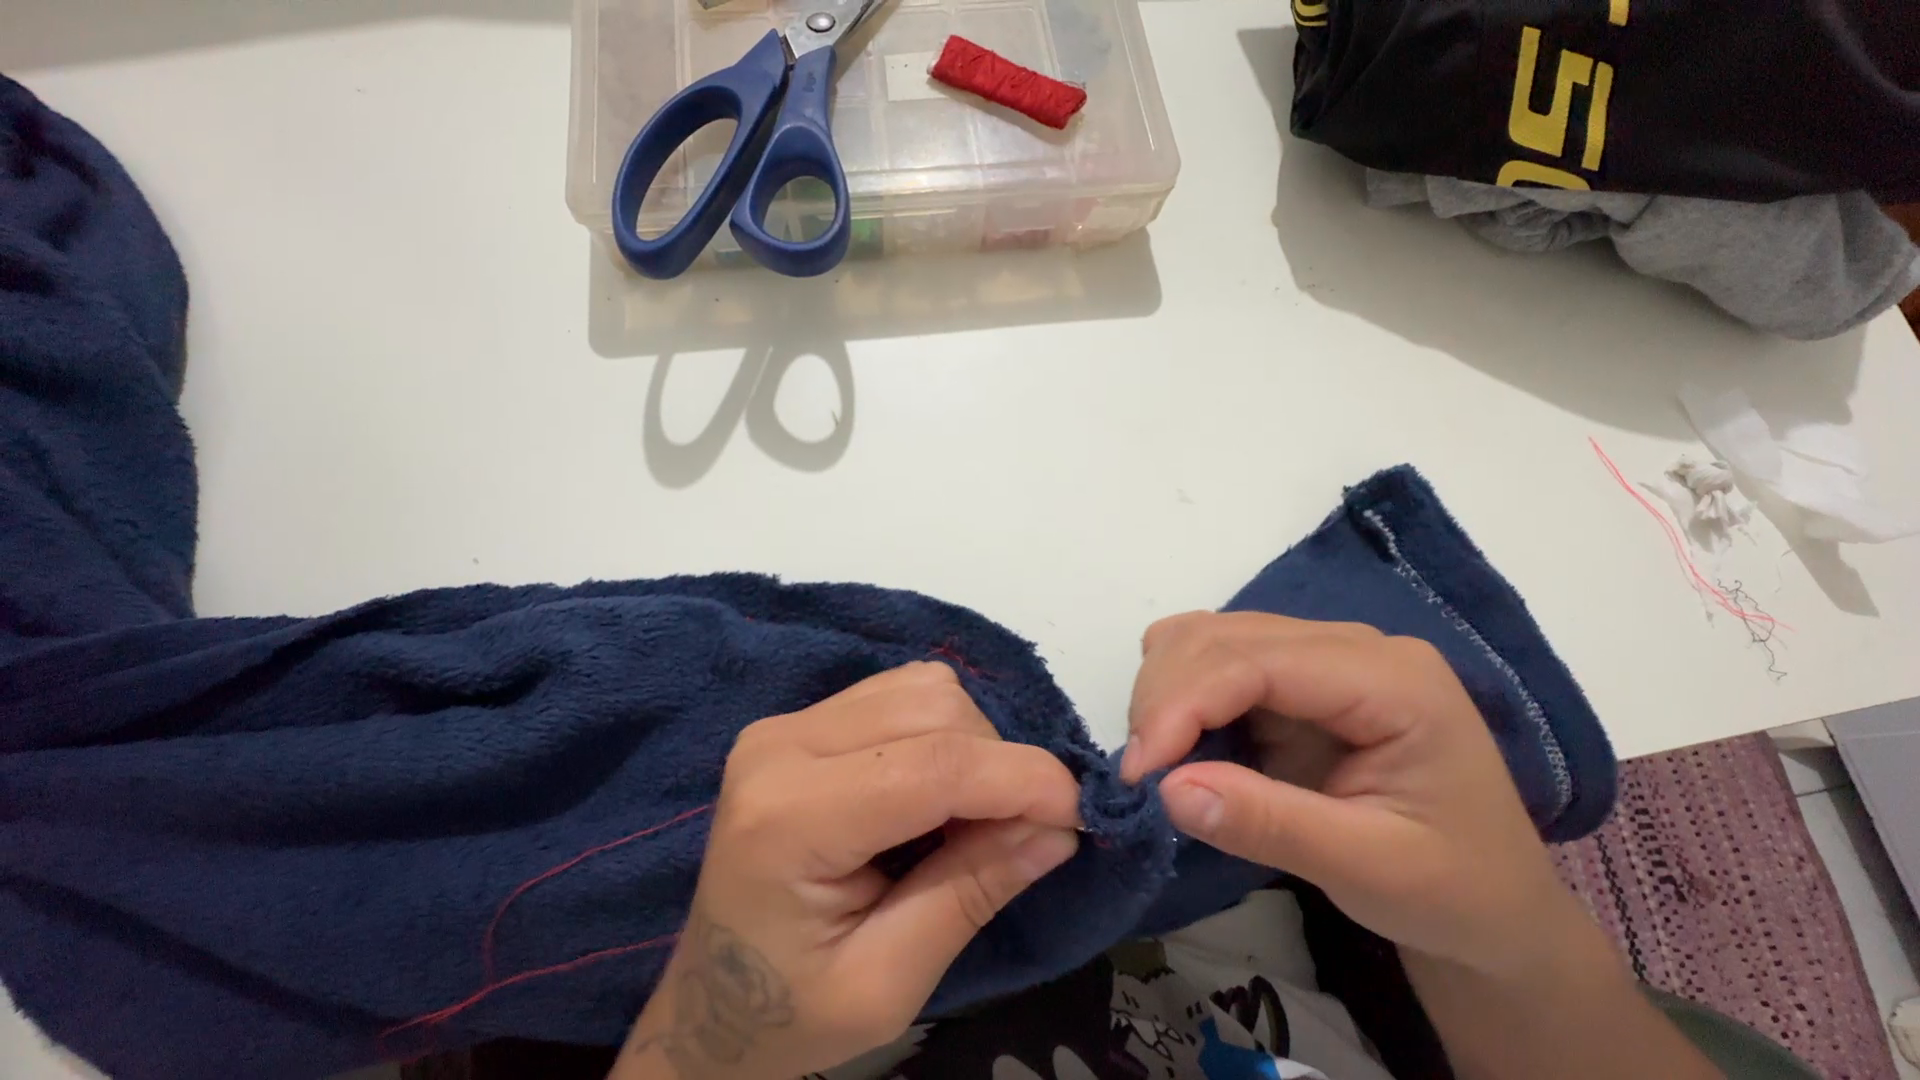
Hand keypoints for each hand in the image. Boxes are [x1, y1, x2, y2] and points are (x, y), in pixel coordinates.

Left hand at [613, 662, 1081, 1079]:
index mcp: (788, 818)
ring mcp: (787, 725)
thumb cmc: (789, 1013)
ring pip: (923, 688)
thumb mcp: (887, 984)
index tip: (1083, 814)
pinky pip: (901, 694)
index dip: (1023, 779)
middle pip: (933, 708)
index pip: (933, 766)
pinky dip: (946, 733)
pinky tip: (937, 793)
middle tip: (1018, 838)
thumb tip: (1059, 825)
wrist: (710, 1002)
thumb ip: (971, 892)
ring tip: (971, 820)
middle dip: (1000, 764)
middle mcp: (782, 745)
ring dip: (975, 744)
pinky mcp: (801, 723)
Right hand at [1120, 612, 1586, 977]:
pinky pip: (1213, 662)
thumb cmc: (1452, 893)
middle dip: (1165, 699)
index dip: (1183, 703)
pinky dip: (1179, 696)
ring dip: (1165, 694)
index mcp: (1392, 679)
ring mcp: (1322, 657)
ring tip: (1159, 765)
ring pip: (1207, 638)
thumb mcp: (1370, 870)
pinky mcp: (1295, 680)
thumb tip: (1165, 789)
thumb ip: (1269, 824)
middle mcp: (1354, 647)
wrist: (1493, 909)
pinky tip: (1183, 746)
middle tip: (1142, 780)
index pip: (1258, 660)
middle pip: (1222, 636)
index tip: (1139, 773)